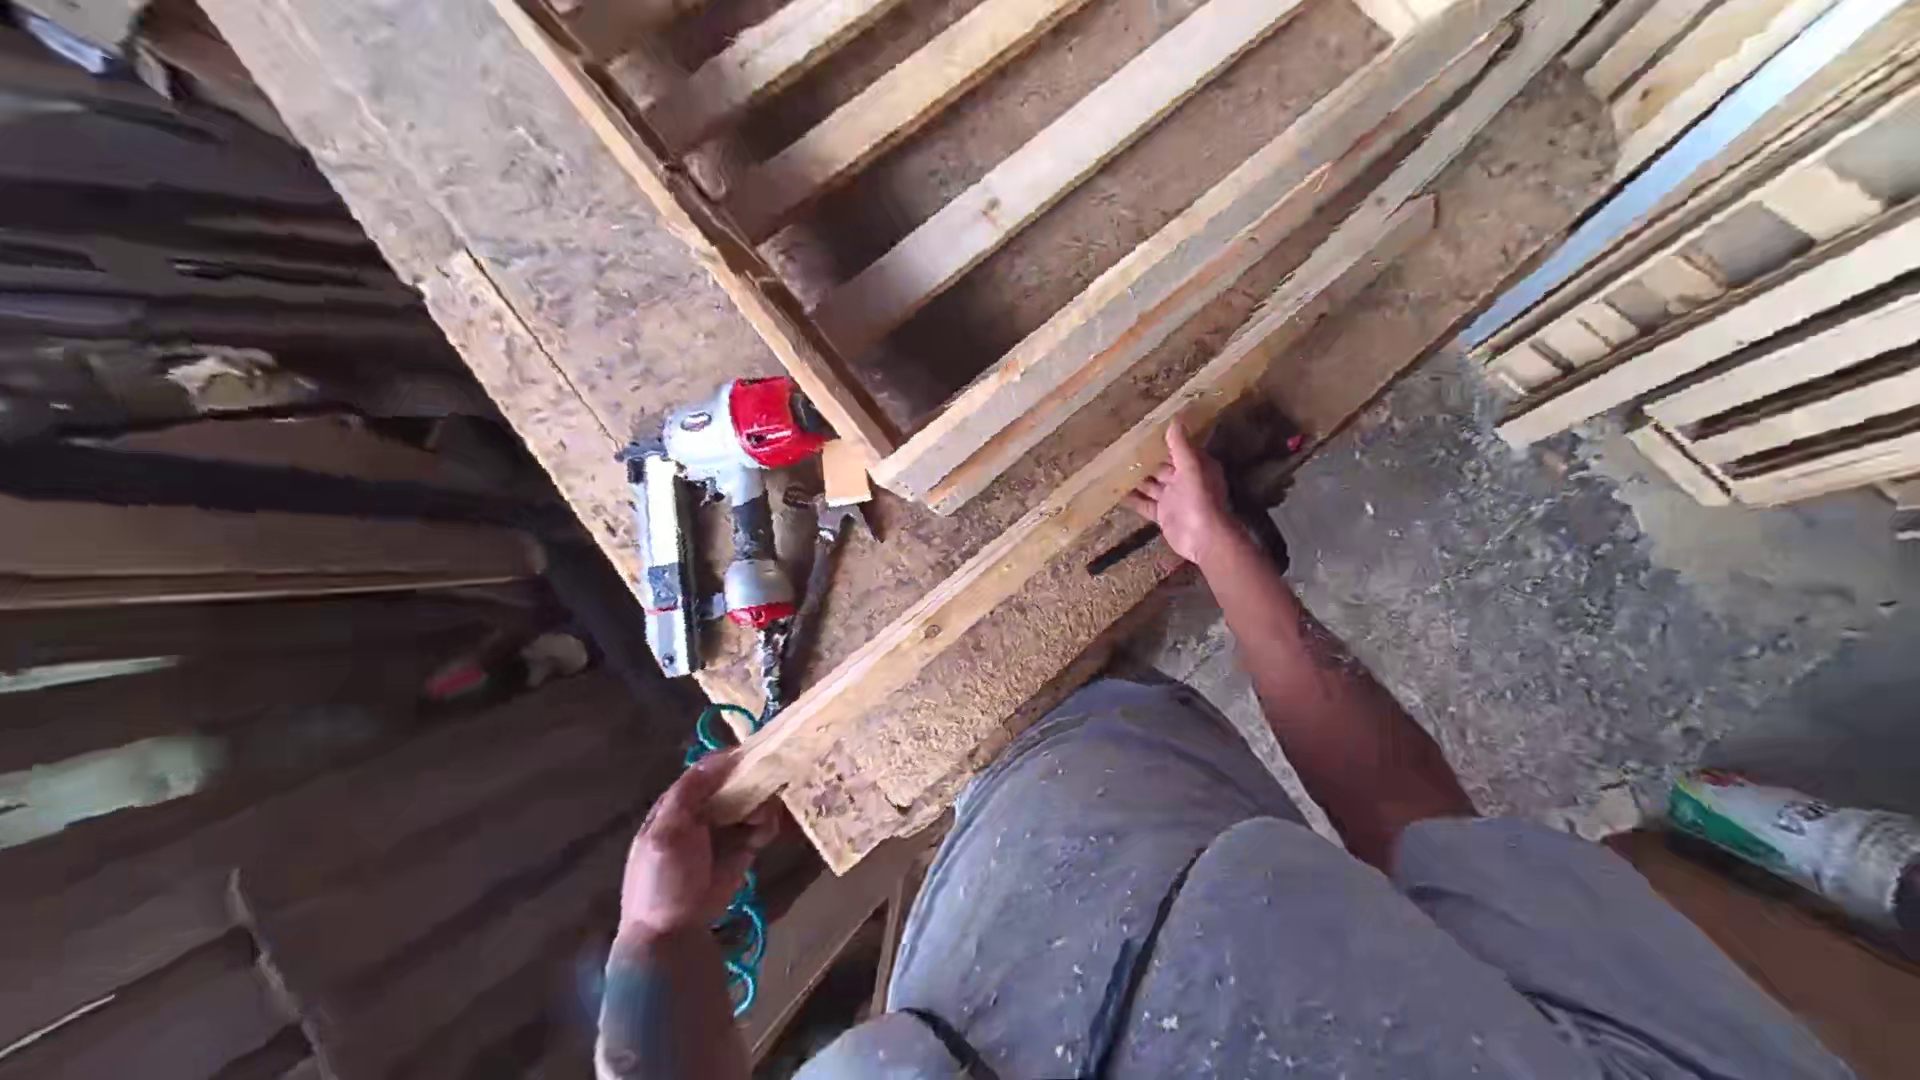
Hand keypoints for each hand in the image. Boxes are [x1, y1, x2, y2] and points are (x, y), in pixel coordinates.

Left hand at [616, 752, 778, 942]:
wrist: (672, 935)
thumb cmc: (661, 881)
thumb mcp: (665, 833)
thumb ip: (689, 793)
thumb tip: (722, 757)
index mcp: (678, 804)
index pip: (707, 771)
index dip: (729, 761)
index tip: (754, 754)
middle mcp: (704, 811)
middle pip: (735, 783)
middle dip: (753, 783)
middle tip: (766, 788)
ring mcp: (725, 830)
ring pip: (752, 802)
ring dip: (762, 806)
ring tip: (761, 822)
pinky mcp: (743, 849)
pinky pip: (761, 827)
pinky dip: (766, 827)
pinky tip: (762, 838)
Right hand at [1124, 419, 1237, 566]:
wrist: (1203, 538)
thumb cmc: (1199, 499)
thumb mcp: (1191, 467)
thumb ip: (1180, 446)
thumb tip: (1175, 419)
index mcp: (1196, 467)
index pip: (1178, 449)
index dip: (1163, 441)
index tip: (1143, 432)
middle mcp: (1184, 481)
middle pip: (1162, 467)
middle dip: (1145, 460)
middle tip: (1122, 449)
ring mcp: (1173, 499)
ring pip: (1151, 485)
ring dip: (1136, 478)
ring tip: (1114, 468)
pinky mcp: (1163, 514)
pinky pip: (1144, 504)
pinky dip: (1132, 499)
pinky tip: (1116, 492)